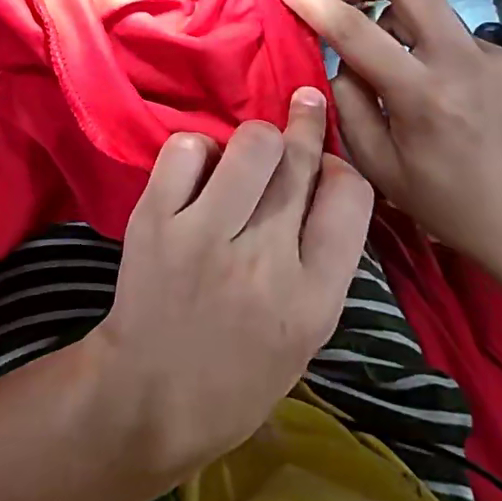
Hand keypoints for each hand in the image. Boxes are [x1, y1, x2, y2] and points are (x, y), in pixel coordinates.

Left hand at [83, 88, 373, 483]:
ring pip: (252, 144)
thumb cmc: (240, 371)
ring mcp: (205, 236)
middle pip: (301, 162)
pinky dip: (198, 150)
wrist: (152, 397)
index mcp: (313, 296)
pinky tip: (200, 171)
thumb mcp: (306, 330)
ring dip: (256, 139)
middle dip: (307, 124)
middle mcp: (265, 260)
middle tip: (306, 103)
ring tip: (248, 152)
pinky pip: (187, 150)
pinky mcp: (155, 220)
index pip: (350, 196)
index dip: (341, 168)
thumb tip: (326, 178)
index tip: (327, 165)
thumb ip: (323, 258)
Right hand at [263, 0, 501, 285]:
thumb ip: (348, 104)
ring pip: (429, 13)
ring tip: (397, 74)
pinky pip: (455, 38)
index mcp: (421, 95)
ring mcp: (495, 55)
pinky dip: (432, 54)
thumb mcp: (375, 164)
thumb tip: (343, 62)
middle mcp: (462, 62)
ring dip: (398, 28)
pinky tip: (442, 95)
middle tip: (341, 0)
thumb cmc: (444, 201)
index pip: (354, 29)